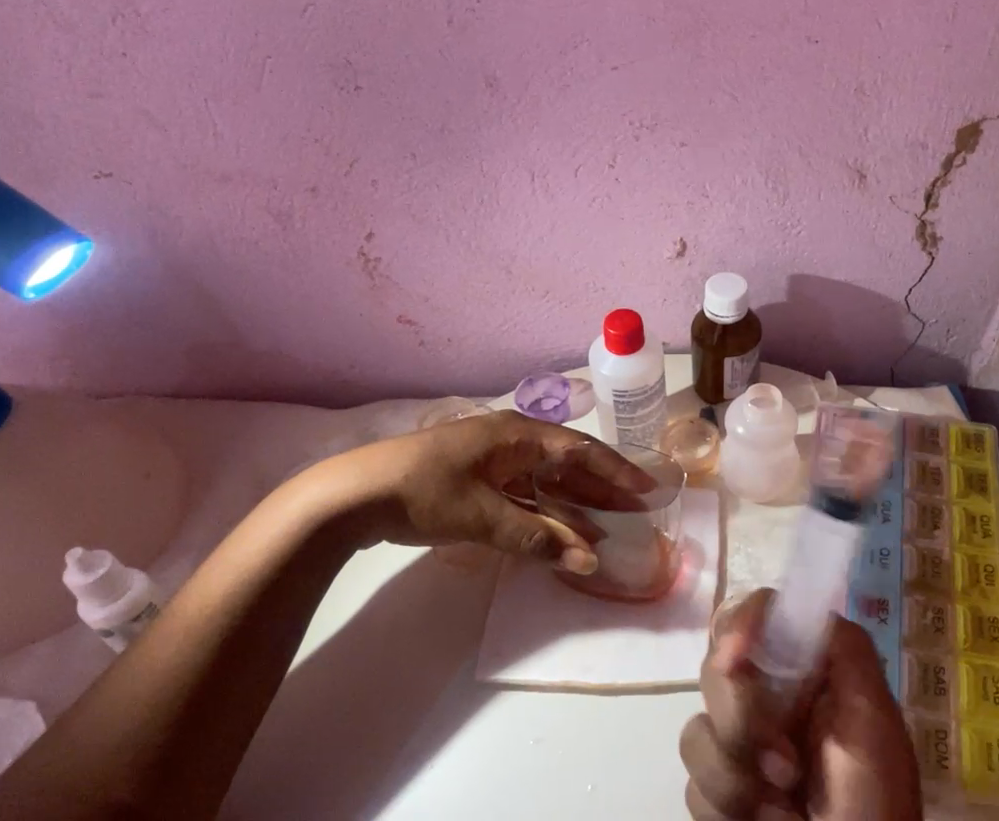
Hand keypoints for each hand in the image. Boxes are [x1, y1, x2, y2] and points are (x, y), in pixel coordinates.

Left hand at [305, 409, 654, 573]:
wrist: (350, 496)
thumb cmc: (423, 493)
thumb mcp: (483, 517)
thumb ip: (538, 539)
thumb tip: (590, 562)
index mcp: (518, 435)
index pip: (581, 451)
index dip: (617, 470)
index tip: (647, 489)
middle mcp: (511, 442)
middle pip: (567, 465)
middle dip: (601, 489)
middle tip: (635, 511)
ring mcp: (491, 462)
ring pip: (545, 483)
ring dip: (573, 505)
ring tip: (605, 527)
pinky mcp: (475, 483)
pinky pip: (524, 496)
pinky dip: (544, 515)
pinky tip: (558, 535)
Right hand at [680, 589, 921, 820]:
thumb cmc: (875, 796)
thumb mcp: (874, 713)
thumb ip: (845, 647)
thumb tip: (796, 605)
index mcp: (805, 670)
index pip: (756, 616)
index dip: (739, 624)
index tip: (737, 657)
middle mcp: (768, 697)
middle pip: (715, 669)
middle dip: (742, 719)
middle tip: (786, 767)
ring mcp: (740, 747)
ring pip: (696, 732)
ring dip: (737, 779)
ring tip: (784, 811)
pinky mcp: (719, 795)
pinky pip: (693, 788)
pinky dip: (725, 810)